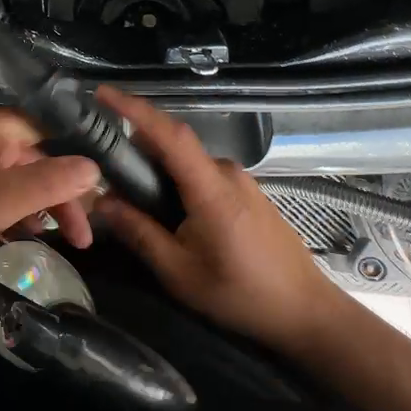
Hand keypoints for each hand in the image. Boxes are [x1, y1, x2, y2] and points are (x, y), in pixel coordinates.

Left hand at [0, 107, 100, 266]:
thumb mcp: (7, 199)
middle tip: (79, 239)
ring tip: (47, 238)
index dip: (75, 166)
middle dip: (57, 196)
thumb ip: (53, 181)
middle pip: (33, 156)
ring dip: (34, 204)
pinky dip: (8, 206)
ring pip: (13, 173)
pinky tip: (16, 234)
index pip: (48, 133)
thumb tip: (94, 168)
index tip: (94, 202)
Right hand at [91, 86, 347, 350]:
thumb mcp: (180, 273)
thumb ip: (138, 232)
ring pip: (186, 161)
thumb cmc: (245, 296)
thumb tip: (100, 202)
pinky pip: (202, 174)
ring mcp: (242, 182)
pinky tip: (171, 214)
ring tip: (136, 201)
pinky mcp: (248, 194)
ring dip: (158, 170)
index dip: (133, 108)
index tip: (101, 93)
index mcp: (211, 189)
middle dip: (136, 150)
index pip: (169, 134)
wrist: (311, 316)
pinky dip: (178, 181)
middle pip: (173, 145)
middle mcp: (228, 174)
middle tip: (106, 175)